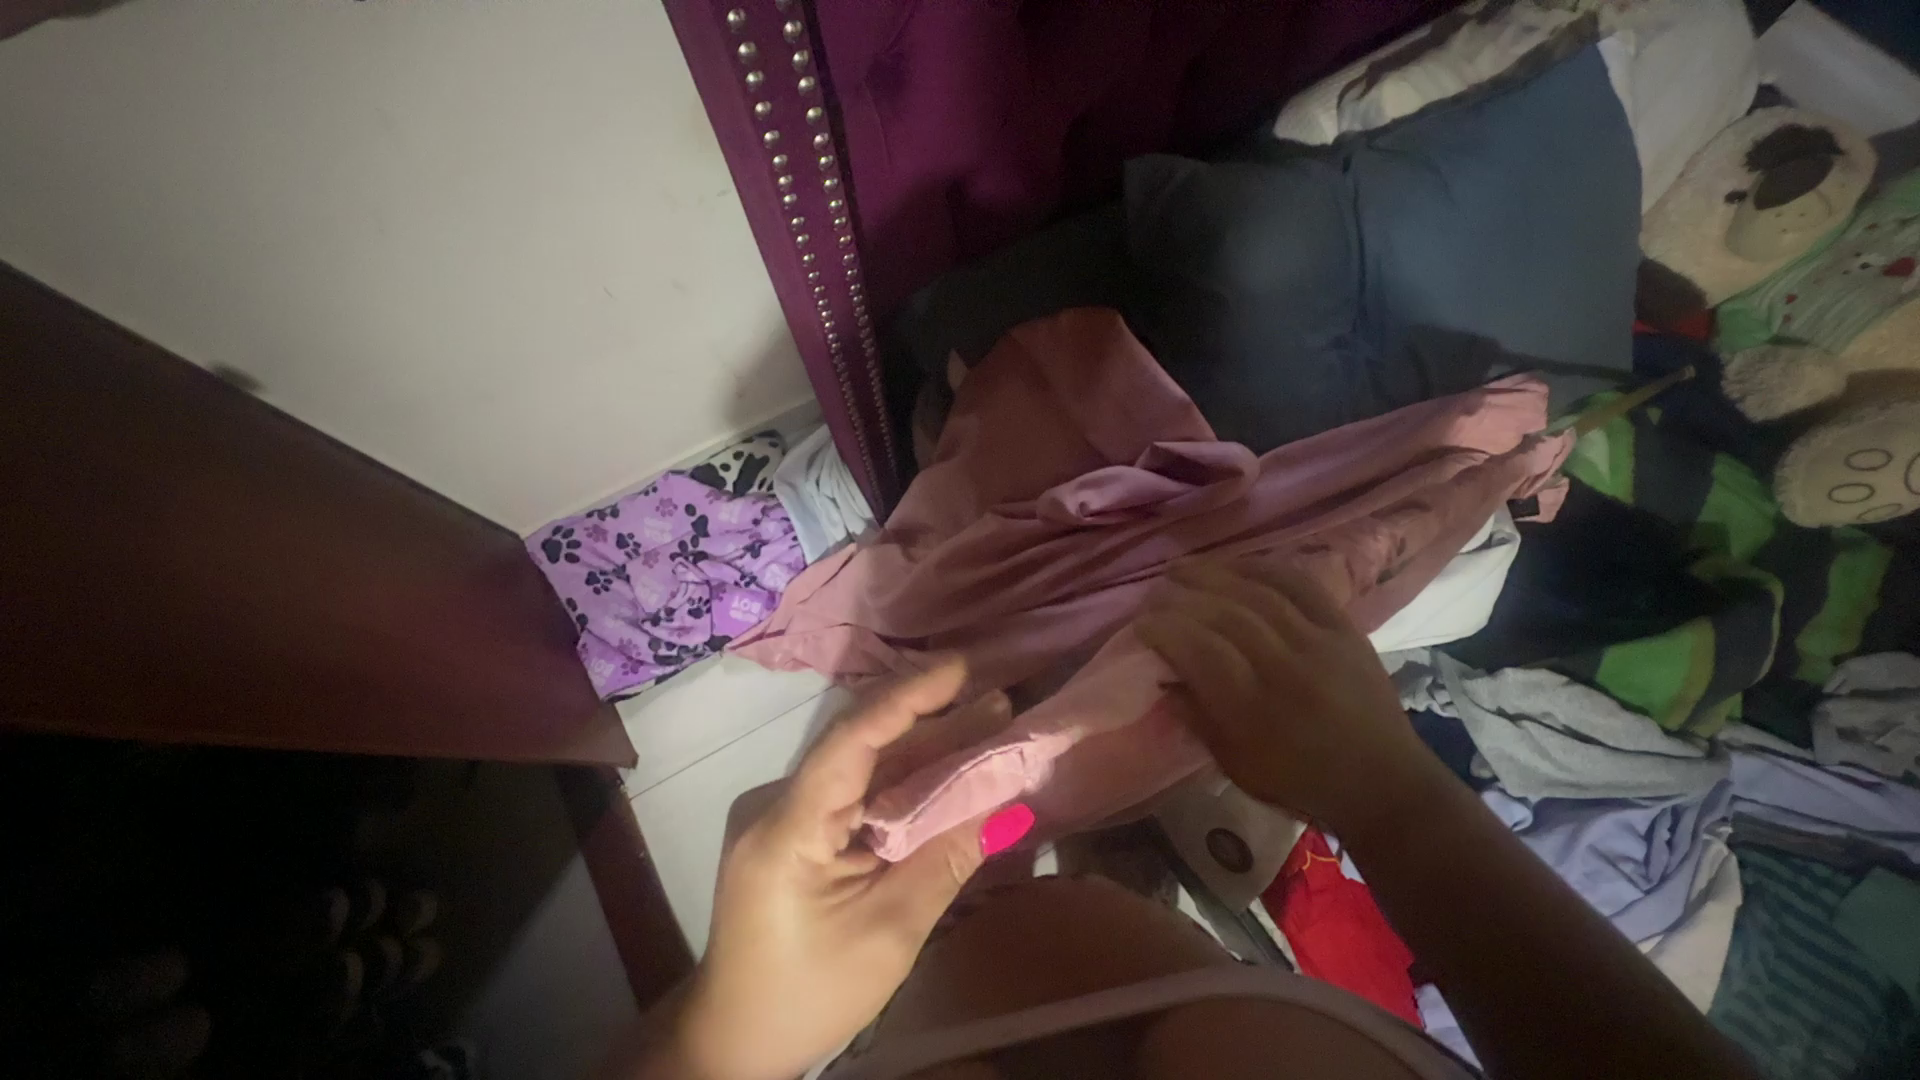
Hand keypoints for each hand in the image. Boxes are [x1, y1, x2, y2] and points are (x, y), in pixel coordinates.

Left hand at [664, 659, 1006, 1079]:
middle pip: (861, 744)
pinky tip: (947, 767)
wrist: (734, 1037)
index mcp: (789, 827)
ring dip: (923, 747)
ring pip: (861, 765)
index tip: (961, 668)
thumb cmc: (809, 992)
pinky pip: (855, 791)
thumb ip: (945, 859)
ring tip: (988, 721)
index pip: (851, 740)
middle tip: (997, 699)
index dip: (909, 697)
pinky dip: (903, 781)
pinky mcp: (796, 829)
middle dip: (931, 718)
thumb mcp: (889, 934)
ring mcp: (784, 814)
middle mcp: (779, 803)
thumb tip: (1003, 801)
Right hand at [1136, 560, 1441, 839]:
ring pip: (1258, 594)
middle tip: (1155, 593)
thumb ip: (1196, 716)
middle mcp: (1286, 669)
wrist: (1383, 783)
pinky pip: (1301, 585)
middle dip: (1182, 598)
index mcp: (1254, 710)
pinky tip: (1235, 564)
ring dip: (1214, 574)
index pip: (1200, 652)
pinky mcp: (1344, 629)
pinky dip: (1263, 568)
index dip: (1165, 630)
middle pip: (1225, 615)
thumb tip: (1162, 676)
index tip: (1141, 623)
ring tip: (1182, 569)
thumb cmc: (1298, 782)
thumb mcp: (1235, 764)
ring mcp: (1319, 643)